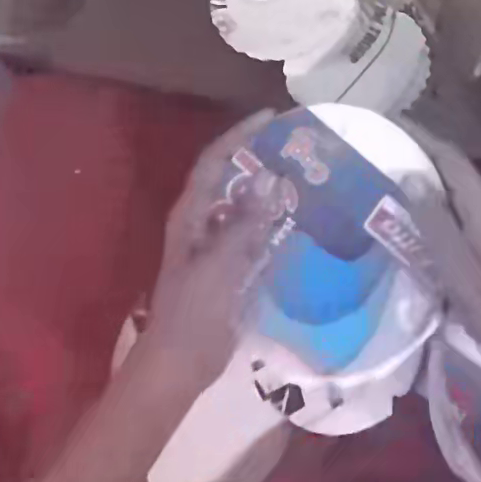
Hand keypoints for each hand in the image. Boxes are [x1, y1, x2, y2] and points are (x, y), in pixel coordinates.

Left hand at [144, 109, 285, 386]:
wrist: (180, 364)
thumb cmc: (194, 310)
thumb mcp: (220, 263)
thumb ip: (246, 222)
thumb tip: (270, 178)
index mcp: (191, 212)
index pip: (215, 159)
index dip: (239, 135)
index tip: (269, 117)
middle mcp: (201, 219)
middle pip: (230, 177)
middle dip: (257, 158)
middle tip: (293, 147)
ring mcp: (214, 242)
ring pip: (243, 204)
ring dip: (267, 190)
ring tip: (300, 176)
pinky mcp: (227, 263)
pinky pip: (251, 231)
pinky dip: (270, 222)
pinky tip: (293, 221)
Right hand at [409, 138, 480, 409]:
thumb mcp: (454, 266)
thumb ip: (432, 217)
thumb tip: (409, 174)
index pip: (448, 155)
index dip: (419, 135)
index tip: (388, 123)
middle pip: (452, 160)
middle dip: (419, 145)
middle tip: (383, 140)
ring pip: (455, 174)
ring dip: (426, 162)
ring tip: (392, 159)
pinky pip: (459, 190)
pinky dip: (435, 182)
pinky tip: (415, 192)